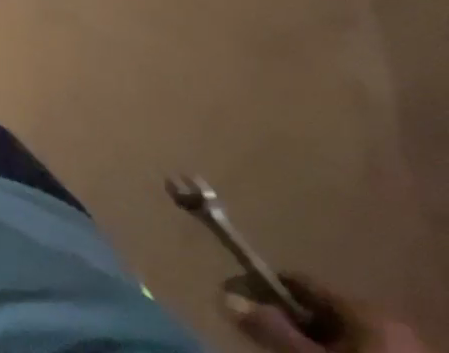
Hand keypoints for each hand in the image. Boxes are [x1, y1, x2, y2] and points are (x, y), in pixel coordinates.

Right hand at [225, 276, 433, 352]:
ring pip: (338, 330)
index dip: (262, 288)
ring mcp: (403, 343)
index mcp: (363, 307)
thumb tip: (225, 297)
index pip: (297, 282)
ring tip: (288, 348)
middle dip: (287, 317)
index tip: (236, 299)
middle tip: (262, 333)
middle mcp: (385, 317)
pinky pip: (358, 345)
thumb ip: (271, 329)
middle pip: (318, 307)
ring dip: (309, 336)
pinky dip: (334, 348)